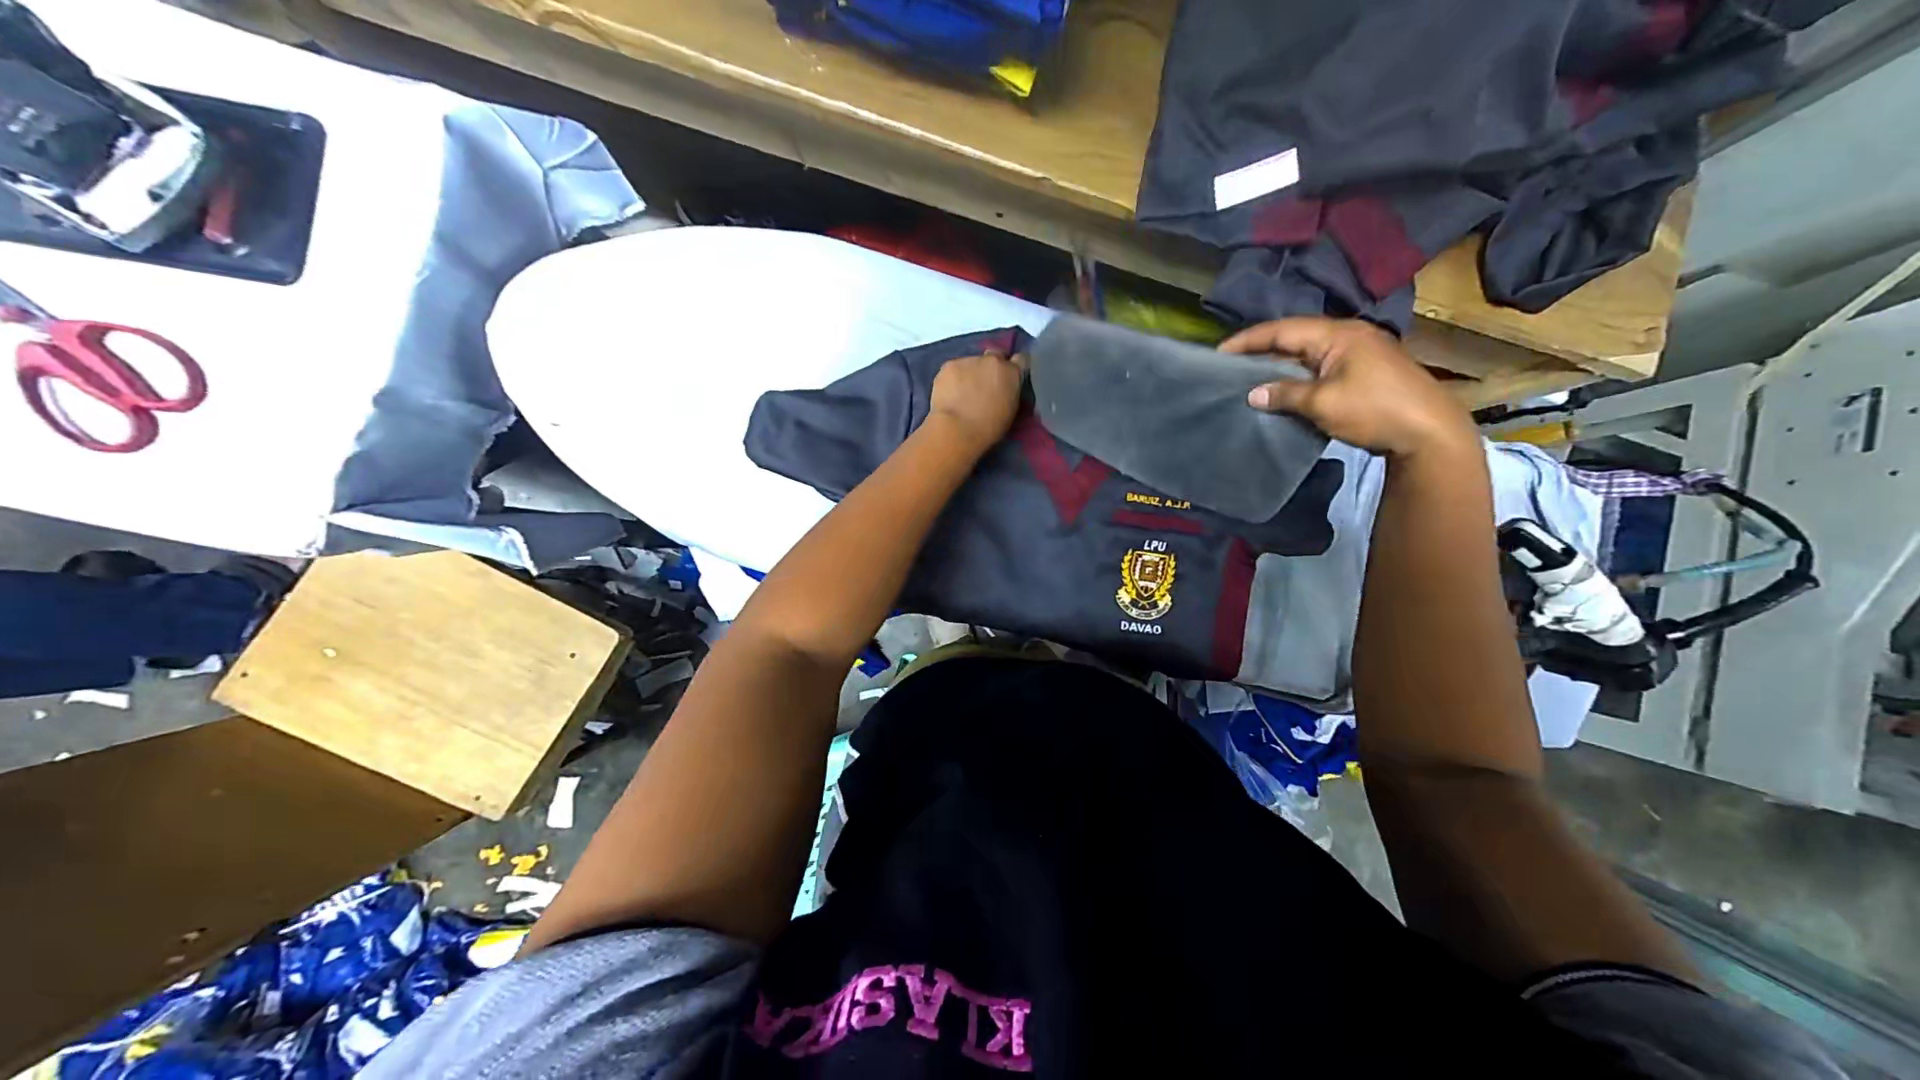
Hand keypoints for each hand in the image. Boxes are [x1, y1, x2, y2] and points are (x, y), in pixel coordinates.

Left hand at [930, 350, 1026, 449]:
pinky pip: (953, 369)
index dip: (1014, 367)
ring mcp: (969, 360)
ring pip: (971, 362)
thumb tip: (1004, 387)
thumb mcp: (1010, 410)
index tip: (1008, 377)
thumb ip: (1010, 391)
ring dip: (969, 373)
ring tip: (962, 392)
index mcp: (1012, 372)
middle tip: (984, 384)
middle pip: (994, 355)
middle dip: (991, 366)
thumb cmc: (989, 427)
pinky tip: (949, 392)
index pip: (1020, 359)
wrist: (957, 429)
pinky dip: (952, 378)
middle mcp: (992, 360)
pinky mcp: (949, 365)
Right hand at [1222, 317, 1477, 459]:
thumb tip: (1253, 393)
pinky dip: (1297, 377)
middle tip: (1229, 366)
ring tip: (1249, 379)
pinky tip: (1282, 391)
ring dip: (1279, 366)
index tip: (1218, 352)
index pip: (1283, 330)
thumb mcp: (1323, 403)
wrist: (1430, 433)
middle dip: (1261, 351)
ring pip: (1307, 355)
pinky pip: (1320, 368)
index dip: (1248, 340)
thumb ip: (1285, 394)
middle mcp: (1349, 337)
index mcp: (1338, 335)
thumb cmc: (1375, 411)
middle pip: (1295, 338)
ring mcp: (1360, 354)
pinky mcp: (1365, 373)